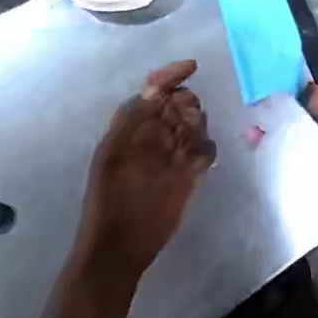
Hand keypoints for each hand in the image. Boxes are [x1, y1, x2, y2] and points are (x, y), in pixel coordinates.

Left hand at [78, 60, 216, 280]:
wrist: (118, 249)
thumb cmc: (109, 201)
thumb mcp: (114, 155)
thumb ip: (133, 120)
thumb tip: (155, 89)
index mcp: (132, 126)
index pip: (156, 88)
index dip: (173, 74)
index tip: (193, 67)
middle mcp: (155, 135)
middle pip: (180, 102)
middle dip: (185, 103)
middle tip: (180, 124)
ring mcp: (173, 154)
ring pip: (196, 123)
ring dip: (196, 125)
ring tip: (185, 147)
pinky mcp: (190, 174)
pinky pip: (207, 149)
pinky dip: (207, 148)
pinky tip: (199, 161)